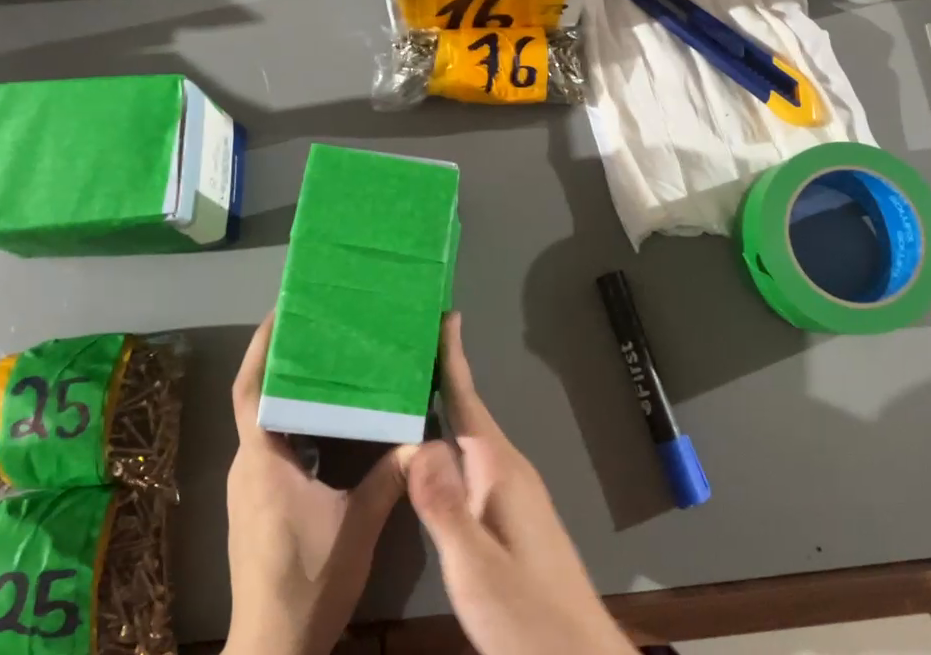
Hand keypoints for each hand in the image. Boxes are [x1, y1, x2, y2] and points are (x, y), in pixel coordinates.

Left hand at [225, 314, 406, 654]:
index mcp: (262, 462)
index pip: (250, 391)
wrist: (273, 647)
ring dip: (291, 394)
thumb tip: (423, 439)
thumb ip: (389, 477)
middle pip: (257, 400)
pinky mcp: (257, 505)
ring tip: (331, 366)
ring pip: (266, 425)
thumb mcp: (357, 526)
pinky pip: (274, 448)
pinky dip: (297, 425)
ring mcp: (249, 488)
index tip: (282, 311)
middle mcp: (247, 466)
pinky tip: (332, 425)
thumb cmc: (309, 581)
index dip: (262, 348)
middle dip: (282, 361)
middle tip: (320, 328)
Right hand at [403, 313, 636, 654]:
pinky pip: (470, 468)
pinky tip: (427, 455)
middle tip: (402, 345)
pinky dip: (446, 448)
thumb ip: (445, 506)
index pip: (468, 402)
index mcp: (500, 472)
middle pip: (466, 414)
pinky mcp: (509, 520)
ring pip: (467, 442)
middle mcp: (509, 473)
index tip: (442, 314)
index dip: (452, 359)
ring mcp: (512, 497)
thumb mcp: (476, 566)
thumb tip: (415, 441)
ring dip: (440, 411)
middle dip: (438, 377)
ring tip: (405, 387)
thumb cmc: (528, 615)